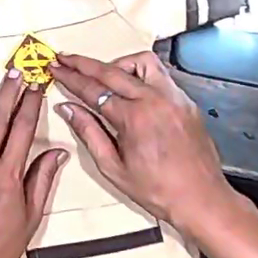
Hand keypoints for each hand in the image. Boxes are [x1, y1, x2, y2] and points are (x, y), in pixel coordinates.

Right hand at [50, 52, 236, 234]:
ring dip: (117, 63)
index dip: (70, 77)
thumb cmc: (156, 190)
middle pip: (111, 70)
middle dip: (83, 63)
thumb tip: (67, 108)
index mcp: (134, 118)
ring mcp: (174, 97)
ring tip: (103, 74)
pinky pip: (160, 75)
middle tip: (64, 59)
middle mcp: (155, 100)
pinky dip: (140, 74)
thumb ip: (88, 133)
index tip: (55, 68)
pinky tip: (131, 87)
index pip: (93, 89)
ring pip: (141, 62)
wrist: (201, 198)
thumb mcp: (113, 167)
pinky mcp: (186, 101)